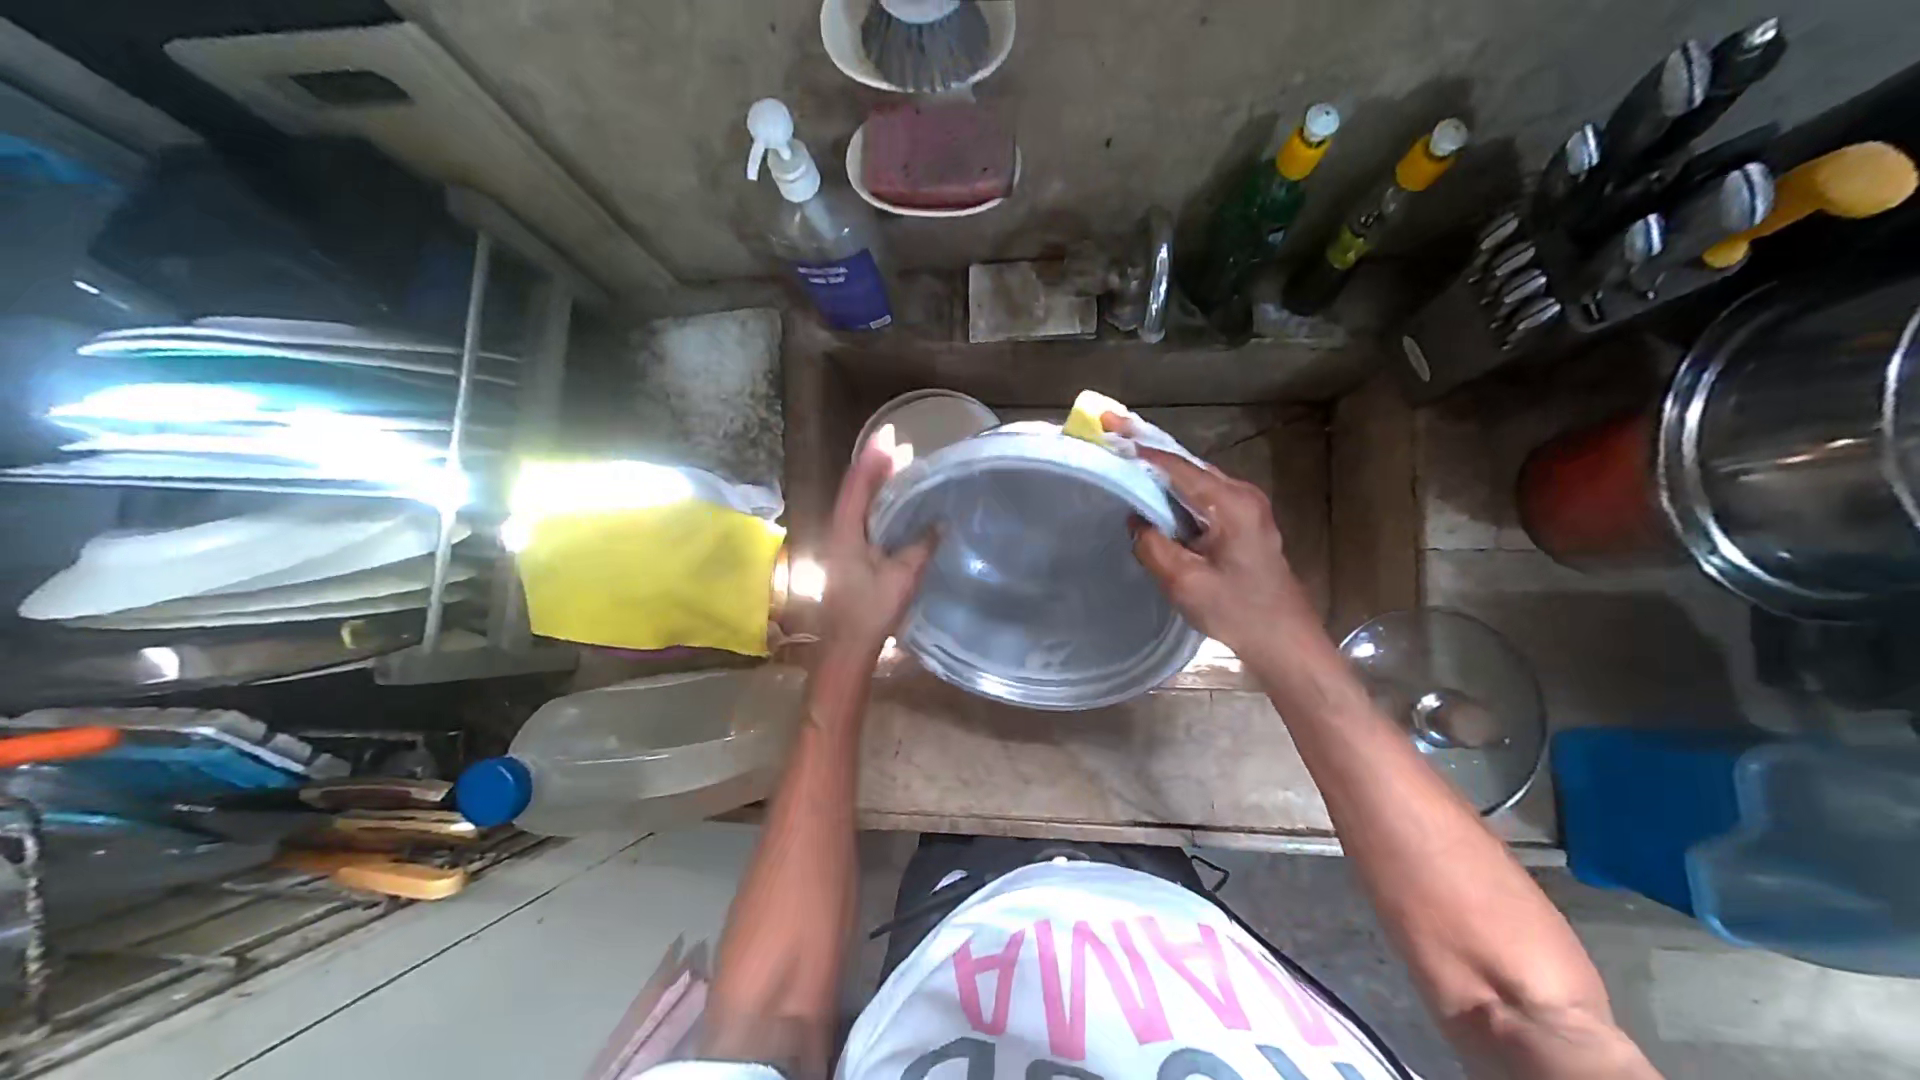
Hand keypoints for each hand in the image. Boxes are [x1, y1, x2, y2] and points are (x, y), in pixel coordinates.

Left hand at [819, 424, 936, 658]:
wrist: (847, 647)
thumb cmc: (870, 613)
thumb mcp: (901, 579)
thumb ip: (920, 548)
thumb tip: (940, 524)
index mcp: (847, 532)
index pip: (858, 485)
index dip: (873, 458)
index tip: (889, 435)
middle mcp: (841, 532)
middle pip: (857, 490)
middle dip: (877, 466)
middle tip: (902, 446)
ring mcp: (844, 544)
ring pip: (860, 504)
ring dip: (878, 484)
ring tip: (901, 466)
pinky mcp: (851, 556)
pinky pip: (865, 519)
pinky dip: (880, 504)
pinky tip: (898, 504)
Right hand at [1115, 421, 1317, 658]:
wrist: (1283, 638)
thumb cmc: (1235, 611)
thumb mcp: (1183, 581)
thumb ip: (1152, 544)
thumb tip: (1136, 519)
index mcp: (1229, 504)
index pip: (1176, 466)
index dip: (1140, 447)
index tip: (1109, 428)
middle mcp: (1242, 494)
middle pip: (1188, 465)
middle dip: (1149, 453)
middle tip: (1113, 440)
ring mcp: (1248, 506)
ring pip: (1196, 479)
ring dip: (1163, 474)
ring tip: (1126, 466)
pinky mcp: (1247, 521)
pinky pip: (1205, 495)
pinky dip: (1178, 492)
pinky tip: (1156, 499)